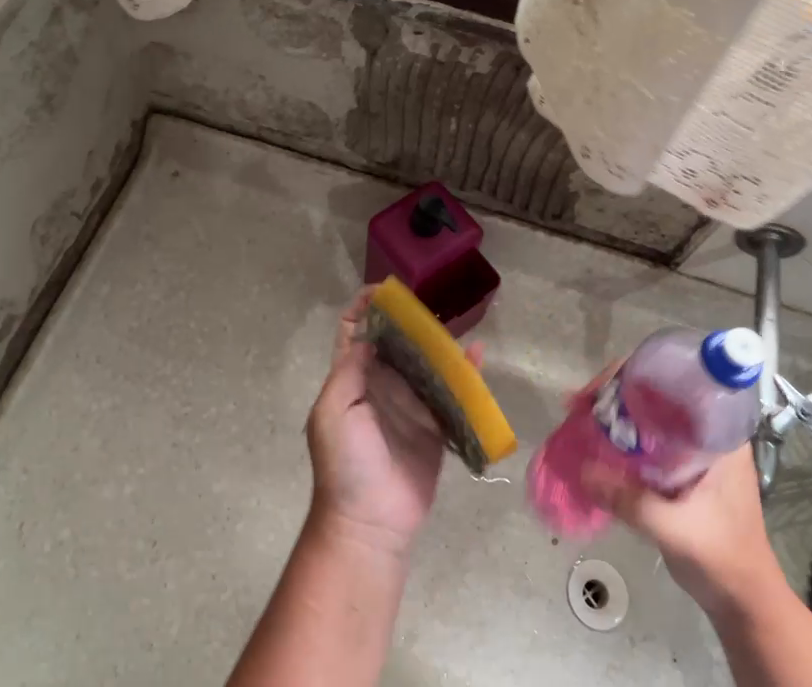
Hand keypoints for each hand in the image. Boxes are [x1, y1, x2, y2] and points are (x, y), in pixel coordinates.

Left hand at [305, 287, 483, 555]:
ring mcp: (409, 406)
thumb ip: (350, 369)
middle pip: (395, 343)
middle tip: (431, 299)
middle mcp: (380, 386)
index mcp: (349, 379)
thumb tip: (370, 333)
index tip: (385, 289)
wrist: (370, 522)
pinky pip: (451, 394)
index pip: (354, 332)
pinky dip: (464, 374)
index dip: (365, 307)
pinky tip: (478, 355)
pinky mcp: (435, 426)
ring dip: (437, 343)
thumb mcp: (334, 411)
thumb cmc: (346, 463)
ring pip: (425, 364)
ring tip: (456, 319)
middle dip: (409, 321)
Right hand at [571, 366, 781, 610]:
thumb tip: (580, 469)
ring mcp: (692, 450)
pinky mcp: (677, 469)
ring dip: (612, 414)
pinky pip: (642, 441)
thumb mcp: (674, 528)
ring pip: (647, 416)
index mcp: (720, 432)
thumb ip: (629, 500)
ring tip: (577, 419)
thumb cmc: (722, 557)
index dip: (636, 374)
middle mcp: (707, 432)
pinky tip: (590, 446)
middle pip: (656, 392)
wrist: (742, 600)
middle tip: (579, 404)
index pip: (678, 379)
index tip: (602, 388)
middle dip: (615, 393)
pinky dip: (616, 439)